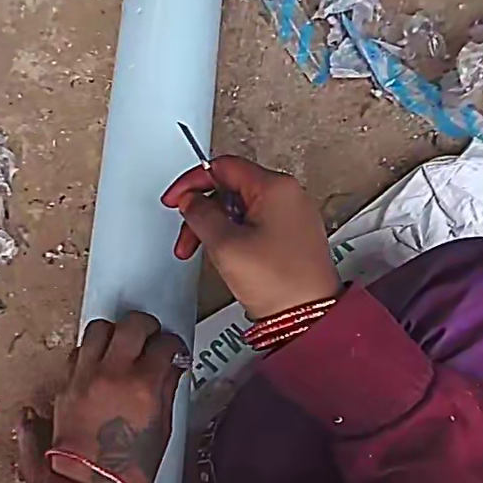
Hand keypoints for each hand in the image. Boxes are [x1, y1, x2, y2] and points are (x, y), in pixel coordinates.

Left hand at [46, 313, 185, 482]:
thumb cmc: (130, 468)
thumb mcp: (163, 427)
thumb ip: (166, 388)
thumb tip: (170, 367)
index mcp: (143, 385)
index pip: (164, 344)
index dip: (172, 345)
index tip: (172, 350)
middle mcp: (112, 373)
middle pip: (131, 324)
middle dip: (146, 326)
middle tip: (150, 336)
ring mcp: (85, 376)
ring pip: (98, 329)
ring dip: (113, 333)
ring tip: (121, 346)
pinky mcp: (66, 385)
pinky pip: (78, 352)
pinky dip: (91, 352)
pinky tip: (100, 365)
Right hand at [161, 155, 341, 318]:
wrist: (307, 315)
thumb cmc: (278, 281)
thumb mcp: (225, 244)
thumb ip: (201, 214)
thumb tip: (191, 200)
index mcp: (274, 187)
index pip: (223, 167)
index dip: (192, 182)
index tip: (175, 199)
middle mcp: (287, 195)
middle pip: (230, 189)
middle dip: (202, 212)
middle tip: (187, 234)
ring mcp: (292, 215)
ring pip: (240, 209)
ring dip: (215, 228)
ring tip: (201, 252)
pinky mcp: (291, 235)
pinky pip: (254, 224)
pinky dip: (233, 236)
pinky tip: (225, 256)